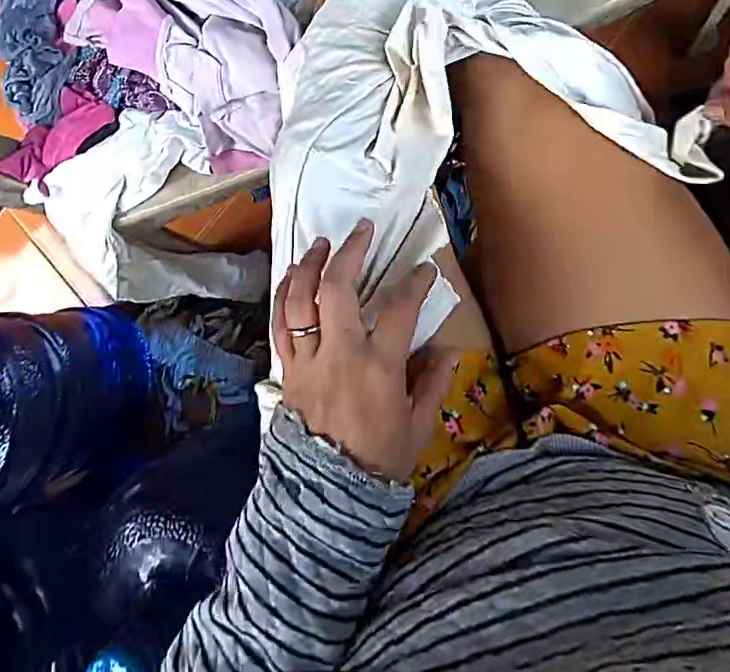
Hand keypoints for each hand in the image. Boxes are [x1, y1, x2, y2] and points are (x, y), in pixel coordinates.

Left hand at [275, 220, 458, 481]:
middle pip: (337, 289)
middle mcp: (340, 354)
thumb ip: (433, 383)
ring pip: (300, 300)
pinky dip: (285, 296)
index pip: (400, 309)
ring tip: (321, 244)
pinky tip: (293, 277)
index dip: (415, 283)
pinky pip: (281, 325)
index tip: (425, 270)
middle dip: (350, 252)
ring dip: (309, 265)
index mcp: (379, 367)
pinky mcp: (289, 370)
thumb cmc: (378, 462)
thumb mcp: (418, 426)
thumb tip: (448, 350)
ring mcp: (309, 360)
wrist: (326, 498)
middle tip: (362, 230)